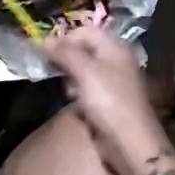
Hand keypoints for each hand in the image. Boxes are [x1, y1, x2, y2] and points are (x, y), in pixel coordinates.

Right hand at [44, 27, 173, 174]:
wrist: (129, 143)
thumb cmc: (109, 102)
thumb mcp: (85, 72)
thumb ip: (65, 53)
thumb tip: (46, 40)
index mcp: (115, 47)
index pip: (85, 30)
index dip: (65, 38)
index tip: (48, 53)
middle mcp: (115, 60)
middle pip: (82, 49)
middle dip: (65, 58)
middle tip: (55, 71)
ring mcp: (111, 81)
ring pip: (81, 69)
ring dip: (69, 77)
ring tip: (68, 90)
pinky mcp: (106, 99)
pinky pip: (85, 87)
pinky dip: (76, 92)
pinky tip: (74, 102)